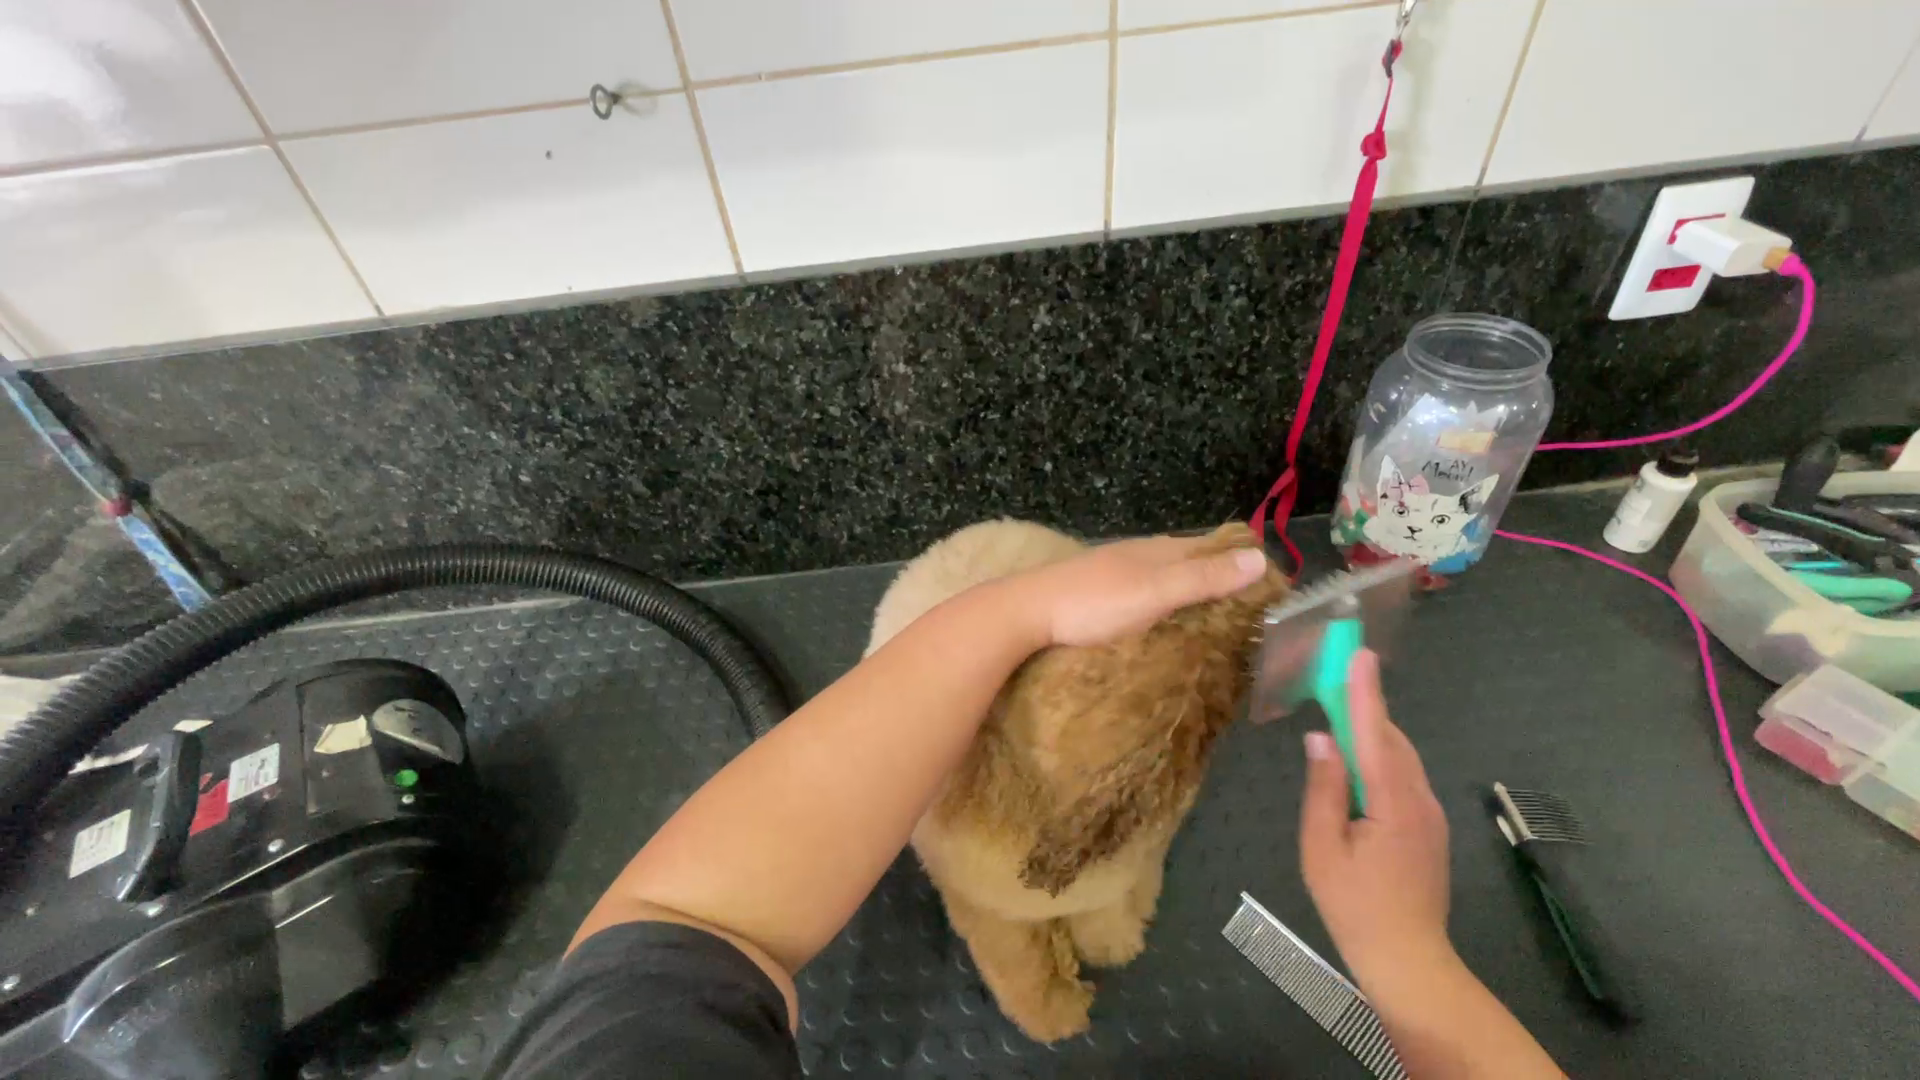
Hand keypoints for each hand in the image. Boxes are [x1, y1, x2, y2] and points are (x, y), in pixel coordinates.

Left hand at [1009, 533, 1269, 647]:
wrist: (1026, 613)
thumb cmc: (1093, 603)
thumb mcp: (1155, 592)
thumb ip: (1202, 577)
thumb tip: (1259, 557)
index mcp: (1158, 550)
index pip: (1213, 546)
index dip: (1243, 562)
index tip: (1272, 588)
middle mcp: (1139, 555)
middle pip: (1190, 561)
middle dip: (1220, 578)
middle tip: (1250, 612)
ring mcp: (1115, 573)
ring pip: (1165, 577)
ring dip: (1190, 592)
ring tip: (1215, 621)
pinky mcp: (1096, 595)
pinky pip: (1143, 594)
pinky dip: (1163, 605)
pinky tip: (1164, 623)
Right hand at [1299, 649, 1452, 984]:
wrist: (1408, 959)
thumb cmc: (1354, 905)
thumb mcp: (1322, 848)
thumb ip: (1323, 790)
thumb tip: (1321, 740)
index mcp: (1393, 803)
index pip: (1375, 734)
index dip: (1364, 692)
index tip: (1359, 655)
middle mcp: (1420, 800)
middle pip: (1392, 740)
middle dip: (1366, 704)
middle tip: (1337, 673)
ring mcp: (1430, 815)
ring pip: (1400, 758)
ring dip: (1372, 729)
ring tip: (1341, 706)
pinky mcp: (1428, 827)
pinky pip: (1403, 777)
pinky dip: (1380, 754)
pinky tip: (1358, 757)